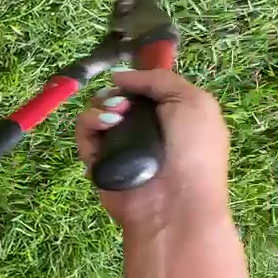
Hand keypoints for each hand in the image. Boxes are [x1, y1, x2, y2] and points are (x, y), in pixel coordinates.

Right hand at [75, 70, 230, 235]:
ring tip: (114, 118)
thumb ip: (159, 79)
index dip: (136, 81)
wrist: (174, 201)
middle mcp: (144, 128)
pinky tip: (104, 127)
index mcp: (172, 115)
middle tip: (123, 104)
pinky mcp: (97, 158)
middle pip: (116, 98)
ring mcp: (118, 144)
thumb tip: (119, 76)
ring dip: (102, 108)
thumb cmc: (194, 150)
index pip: (144, 89)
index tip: (130, 80)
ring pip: (97, 112)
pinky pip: (84, 133)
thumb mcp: (193, 102)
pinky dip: (89, 124)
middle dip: (116, 94)